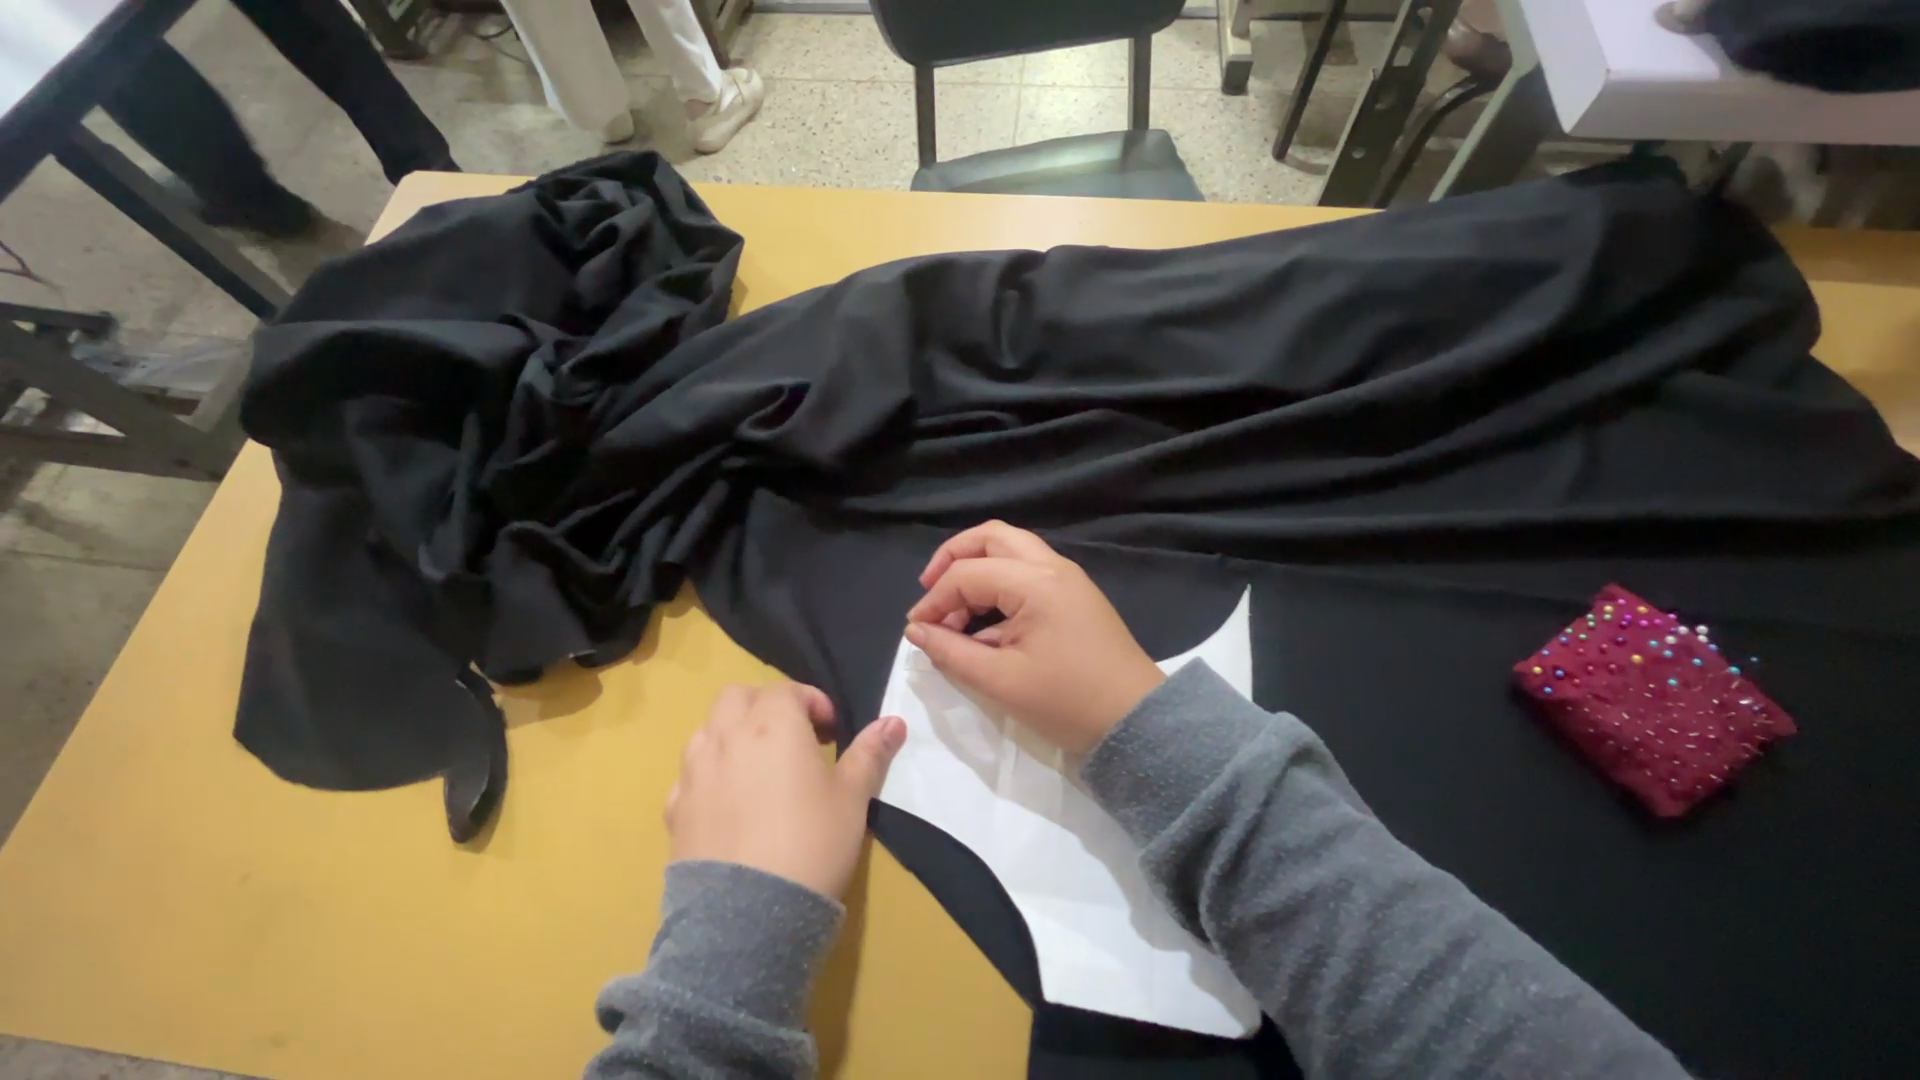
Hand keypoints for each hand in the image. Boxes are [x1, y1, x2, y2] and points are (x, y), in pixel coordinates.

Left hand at [667, 682, 905, 899]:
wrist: (748, 915)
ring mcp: (694, 772)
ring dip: (733, 733)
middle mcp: (727, 736)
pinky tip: (729, 802)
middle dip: (765, 705)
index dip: (814, 703)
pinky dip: (710, 773)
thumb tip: (894, 721)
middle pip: (737, 697)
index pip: (788, 691)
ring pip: (707, 730)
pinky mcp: (674, 809)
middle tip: (793, 737)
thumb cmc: (811, 844)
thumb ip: (870, 754)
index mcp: (773, 724)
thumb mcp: (852, 798)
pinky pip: (690, 774)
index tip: (833, 733)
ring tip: (759, 767)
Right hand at [904, 521, 1164, 754]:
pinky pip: (1028, 571)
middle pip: (992, 537)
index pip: (968, 574)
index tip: (915, 630)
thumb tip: (916, 630)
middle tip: (930, 588)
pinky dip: (998, 582)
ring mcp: (1068, 578)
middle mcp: (1053, 567)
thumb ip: (951, 651)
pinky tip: (983, 620)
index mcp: (1035, 583)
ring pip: (1012, 549)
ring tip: (953, 608)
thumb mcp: (1000, 681)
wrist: (1135, 721)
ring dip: (977, 567)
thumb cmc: (1067, 702)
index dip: (934, 600)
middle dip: (954, 557)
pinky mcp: (1075, 595)